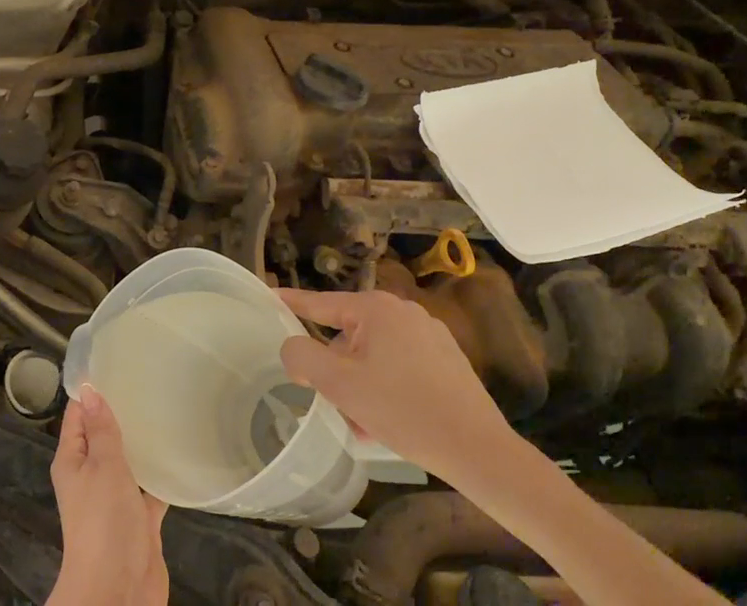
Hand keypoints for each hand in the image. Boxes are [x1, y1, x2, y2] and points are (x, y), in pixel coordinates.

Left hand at [46, 386, 169, 605]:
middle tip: (150, 383)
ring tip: (168, 413)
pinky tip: (180, 459)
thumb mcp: (103, 468)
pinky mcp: (139, 520)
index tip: (114, 364)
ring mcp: (114, 499)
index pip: (78, 415)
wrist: (117, 589)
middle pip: (103, 437)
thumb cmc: (103, 522)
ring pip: (128, 462)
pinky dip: (161, 477)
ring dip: (142, 444)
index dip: (91, 392)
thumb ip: (101, 431)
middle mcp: (90, 476)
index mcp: (72, 460)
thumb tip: (88, 390)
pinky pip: (149, 490)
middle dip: (122, 414)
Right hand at [276, 287, 511, 482]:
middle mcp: (404, 313)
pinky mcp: (447, 360)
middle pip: (347, 334)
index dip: (291, 303)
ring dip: (358, 381)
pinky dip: (384, 385)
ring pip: (372, 353)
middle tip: (332, 400)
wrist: (478, 450)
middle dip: (334, 366)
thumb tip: (293, 347)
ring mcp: (430, 335)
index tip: (269, 297)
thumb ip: (301, 355)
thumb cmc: (403, 410)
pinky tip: (388, 419)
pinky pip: (399, 364)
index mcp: (376, 310)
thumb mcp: (338, 383)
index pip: (320, 303)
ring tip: (361, 420)